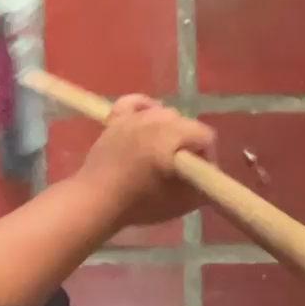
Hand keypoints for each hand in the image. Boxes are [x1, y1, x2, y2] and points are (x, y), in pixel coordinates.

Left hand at [76, 96, 215, 227]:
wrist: (96, 199)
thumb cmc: (141, 203)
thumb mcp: (185, 201)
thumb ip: (206, 183)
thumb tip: (208, 171)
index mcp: (173, 136)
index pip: (205, 136)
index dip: (207, 156)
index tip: (197, 174)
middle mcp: (155, 120)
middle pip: (185, 124)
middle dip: (187, 143)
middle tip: (179, 167)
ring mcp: (133, 117)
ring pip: (163, 114)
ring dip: (168, 130)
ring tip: (161, 151)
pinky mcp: (116, 119)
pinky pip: (135, 102)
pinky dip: (145, 108)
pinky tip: (147, 120)